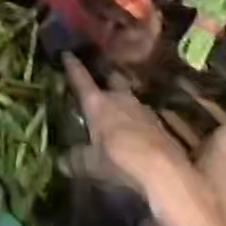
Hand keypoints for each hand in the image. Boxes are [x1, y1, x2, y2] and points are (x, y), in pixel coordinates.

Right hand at [62, 53, 190, 191]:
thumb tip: (60, 162)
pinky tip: (137, 132)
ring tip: (118, 110)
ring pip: (130, 98)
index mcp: (96, 102)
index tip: (67, 54)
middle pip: (112, 79)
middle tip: (100, 81)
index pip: (80, 78)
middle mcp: (119, 98)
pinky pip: (145, 117)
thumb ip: (76, 160)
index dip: (72, 65)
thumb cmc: (118, 159)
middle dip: (106, 78)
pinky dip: (138, 121)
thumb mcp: (91, 164)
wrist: (165, 171)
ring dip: (124, 102)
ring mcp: (143, 110)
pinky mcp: (161, 127)